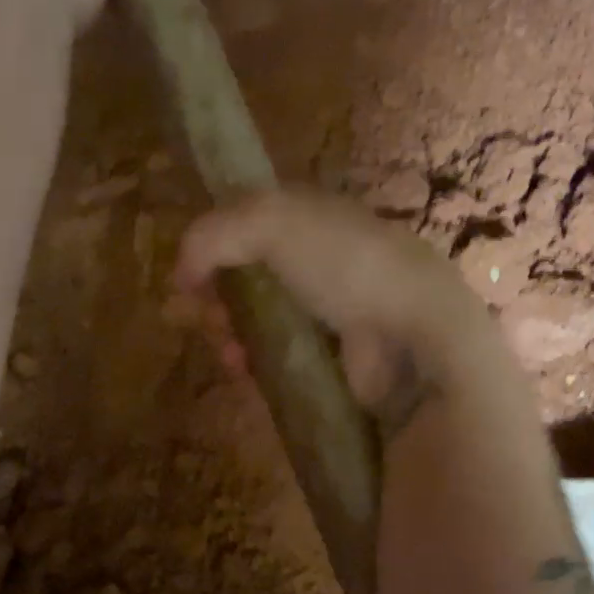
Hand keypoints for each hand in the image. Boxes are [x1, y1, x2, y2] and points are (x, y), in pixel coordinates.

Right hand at [172, 191, 497, 412]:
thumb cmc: (345, 264)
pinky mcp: (337, 367)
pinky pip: (282, 363)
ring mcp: (337, 319)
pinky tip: (243, 372)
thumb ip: (215, 233)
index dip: (218, 244)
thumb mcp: (271, 222)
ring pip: (265, 324)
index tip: (191, 271)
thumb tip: (180, 270)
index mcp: (323, 221)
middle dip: (220, 296)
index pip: (257, 226)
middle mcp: (331, 265)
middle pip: (256, 278)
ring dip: (232, 334)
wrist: (413, 337)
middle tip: (200, 315)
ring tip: (224, 350)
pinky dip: (256, 366)